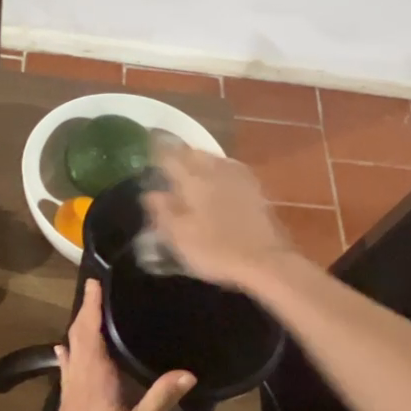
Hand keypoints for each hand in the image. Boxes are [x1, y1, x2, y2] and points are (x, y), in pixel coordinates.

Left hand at [43, 280, 195, 410]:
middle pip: (77, 336)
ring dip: (78, 329)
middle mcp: (78, 378)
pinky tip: (65, 350)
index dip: (91, 306)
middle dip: (86, 311)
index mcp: (94, 378)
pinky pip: (68, 367)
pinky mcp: (67, 403)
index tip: (95, 282)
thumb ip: (160, 398)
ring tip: (89, 312)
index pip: (89, 331)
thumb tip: (188, 372)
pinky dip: (70, 351)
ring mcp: (69, 391)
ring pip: (71, 350)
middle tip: (98, 290)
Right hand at [143, 142, 294, 288]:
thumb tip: (150, 193)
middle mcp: (216, 170)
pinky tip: (217, 182)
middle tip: (166, 160)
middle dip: (178, 154)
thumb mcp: (178, 235)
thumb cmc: (215, 250)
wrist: (265, 261)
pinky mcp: (255, 190)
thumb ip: (161, 210)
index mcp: (193, 179)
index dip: (155, 151)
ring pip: (213, 159)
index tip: (146, 149)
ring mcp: (239, 178)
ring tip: (189, 169)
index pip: (169, 155)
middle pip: (194, 153)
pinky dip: (218, 172)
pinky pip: (230, 170)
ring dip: (199, 160)